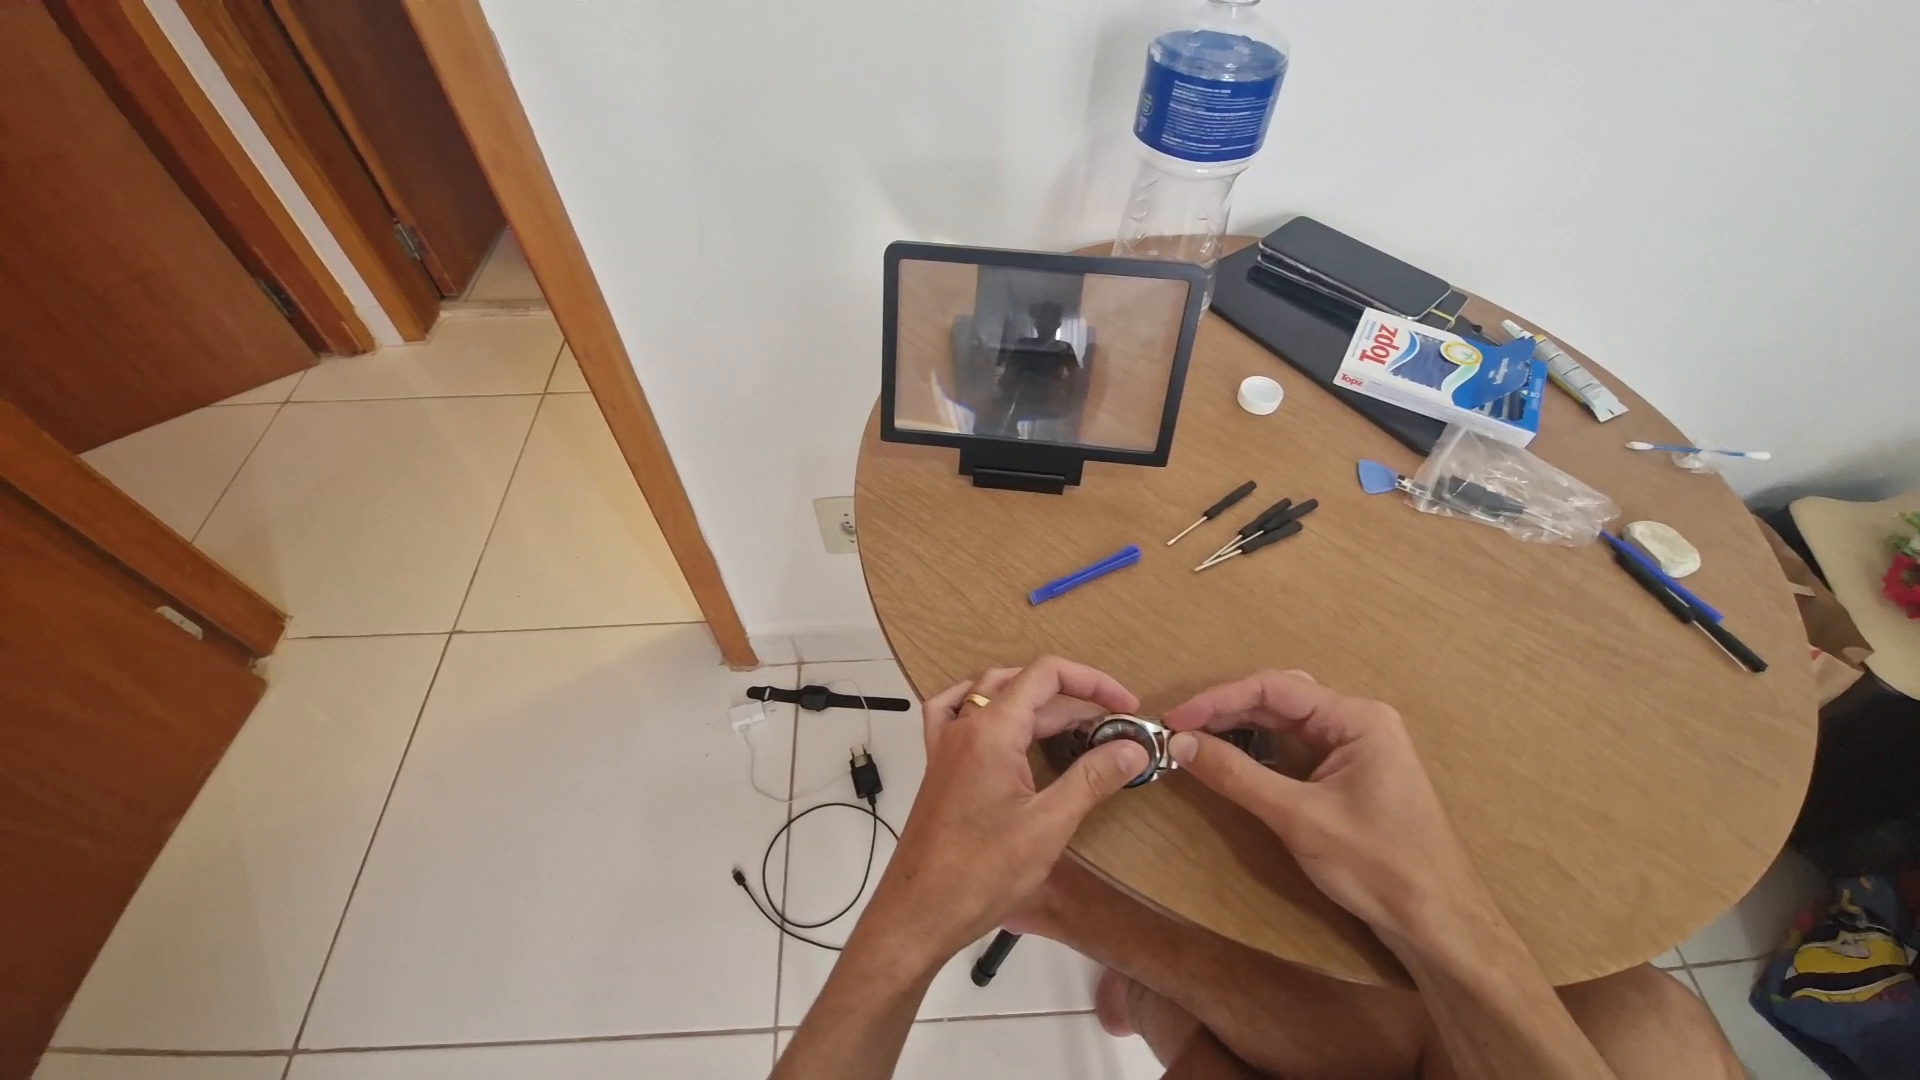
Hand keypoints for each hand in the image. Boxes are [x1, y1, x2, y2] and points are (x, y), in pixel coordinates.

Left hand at [861, 656, 1148, 964]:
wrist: (919, 911)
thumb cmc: (981, 872)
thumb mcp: (1048, 825)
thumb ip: (1092, 779)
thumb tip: (1133, 748)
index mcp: (990, 730)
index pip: (1046, 674)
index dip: (1092, 682)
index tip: (1126, 706)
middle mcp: (964, 726)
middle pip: (1023, 684)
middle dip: (1072, 698)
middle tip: (1110, 729)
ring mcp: (946, 744)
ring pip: (992, 694)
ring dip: (1034, 700)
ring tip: (1072, 723)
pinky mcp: (939, 765)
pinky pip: (956, 712)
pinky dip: (984, 705)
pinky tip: (1002, 720)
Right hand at [1164, 670, 1492, 947]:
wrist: (1441, 925)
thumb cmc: (1377, 866)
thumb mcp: (1298, 818)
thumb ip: (1236, 775)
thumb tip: (1179, 744)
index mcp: (1356, 717)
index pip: (1273, 688)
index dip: (1218, 699)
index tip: (1175, 719)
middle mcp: (1358, 720)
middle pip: (1279, 698)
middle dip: (1226, 709)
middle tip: (1181, 729)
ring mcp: (1357, 745)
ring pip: (1286, 720)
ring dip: (1241, 726)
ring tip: (1198, 739)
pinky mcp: (1351, 770)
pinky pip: (1296, 744)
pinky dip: (1260, 747)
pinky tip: (1235, 757)